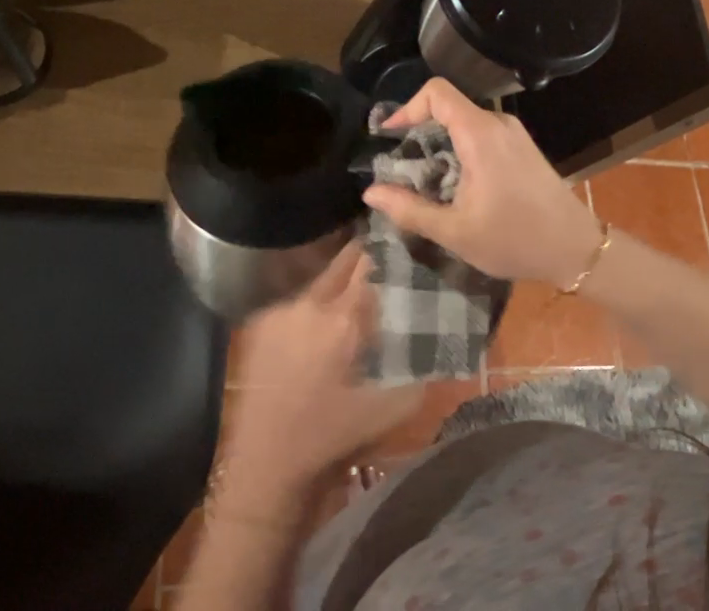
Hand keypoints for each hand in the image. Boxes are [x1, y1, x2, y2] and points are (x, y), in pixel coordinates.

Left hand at [222, 243, 421, 493]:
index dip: (394, 251)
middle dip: (370, 256)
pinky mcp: (261, 322)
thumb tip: (447, 338)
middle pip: (345, 259)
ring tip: (362, 291)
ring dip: (342, 281)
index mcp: (344, 319)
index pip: (373, 263)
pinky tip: (324, 324)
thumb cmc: (333, 436)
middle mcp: (311, 302)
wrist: (265, 461)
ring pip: (321, 279)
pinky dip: (316, 304)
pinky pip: (299, 301)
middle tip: (393, 260)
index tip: (413, 246)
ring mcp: (282, 309)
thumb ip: (422, 369)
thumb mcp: (391, 408)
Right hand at [362, 78, 600, 285]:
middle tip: (402, 169)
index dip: (406, 107)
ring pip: (465, 122)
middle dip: (420, 132)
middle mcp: (499, 124)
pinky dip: (460, 150)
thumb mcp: (454, 232)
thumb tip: (370, 192)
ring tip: (427, 182)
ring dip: (440, 144)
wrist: (575, 249)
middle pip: (449, 107)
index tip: (389, 137)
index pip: (437, 92)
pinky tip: (457, 187)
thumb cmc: (514, 240)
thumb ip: (409, 209)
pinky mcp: (523, 148)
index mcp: (481, 134)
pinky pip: (482, 135)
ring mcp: (515, 134)